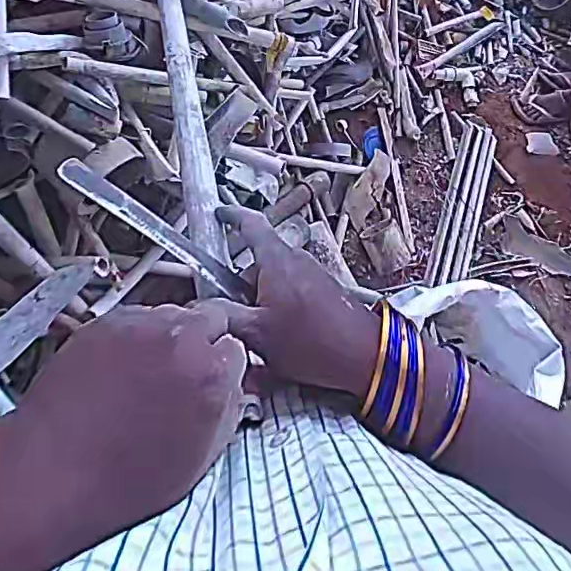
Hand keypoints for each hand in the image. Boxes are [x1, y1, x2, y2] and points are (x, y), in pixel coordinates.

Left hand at [0, 305, 245, 570]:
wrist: (51, 470)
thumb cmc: (118, 479)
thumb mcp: (198, 458)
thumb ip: (227, 408)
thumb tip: (233, 385)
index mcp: (210, 372)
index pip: (238, 346)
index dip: (226, 365)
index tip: (216, 374)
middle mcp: (178, 336)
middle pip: (210, 317)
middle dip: (205, 339)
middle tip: (187, 368)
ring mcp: (139, 323)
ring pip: (172, 314)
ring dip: (170, 336)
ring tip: (147, 375)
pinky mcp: (107, 318)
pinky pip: (136, 318)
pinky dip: (135, 337)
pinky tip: (121, 370)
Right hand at [204, 206, 378, 395]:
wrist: (366, 356)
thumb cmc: (315, 341)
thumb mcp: (260, 334)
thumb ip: (227, 316)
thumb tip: (205, 308)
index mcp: (276, 260)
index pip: (250, 223)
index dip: (231, 215)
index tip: (218, 214)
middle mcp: (294, 259)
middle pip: (256, 263)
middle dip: (243, 289)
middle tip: (236, 316)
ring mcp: (310, 273)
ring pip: (273, 282)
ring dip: (262, 304)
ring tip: (262, 338)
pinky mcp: (321, 290)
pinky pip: (290, 293)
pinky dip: (280, 311)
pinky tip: (282, 342)